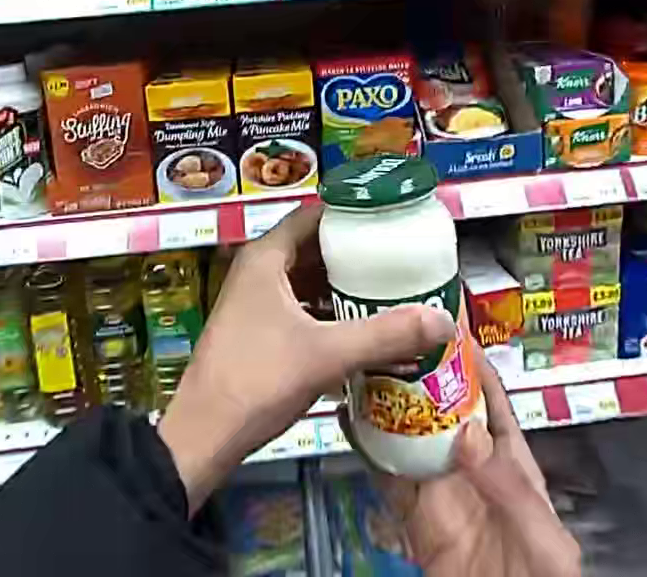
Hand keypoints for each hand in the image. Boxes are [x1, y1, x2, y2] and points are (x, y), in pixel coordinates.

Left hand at [156, 199, 451, 513]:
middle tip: (397, 256)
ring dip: (341, 282)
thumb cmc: (258, 378)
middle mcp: (258, 269)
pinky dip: (327, 307)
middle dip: (353, 251)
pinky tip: (357, 324)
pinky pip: (299, 303)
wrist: (203, 434)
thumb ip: (385, 335)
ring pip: (305, 277)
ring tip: (386, 287)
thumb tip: (443, 320)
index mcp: (266, 256)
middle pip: (312, 246)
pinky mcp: (257, 326)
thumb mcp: (326, 354)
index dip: (350, 212)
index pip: (313, 215)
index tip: (389, 217)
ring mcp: (255, 299)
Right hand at [351, 344, 580, 576]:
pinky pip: (387, 476)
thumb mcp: (543, 537)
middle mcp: (469, 463)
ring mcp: (438, 488)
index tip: (441, 322)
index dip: (469, 358)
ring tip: (361, 365)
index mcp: (507, 458)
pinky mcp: (413, 516)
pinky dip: (367, 448)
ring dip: (386, 402)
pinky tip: (349, 421)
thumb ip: (508, 485)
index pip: (489, 395)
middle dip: (416, 371)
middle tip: (388, 335)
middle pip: (439, 406)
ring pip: (407, 433)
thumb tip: (467, 430)